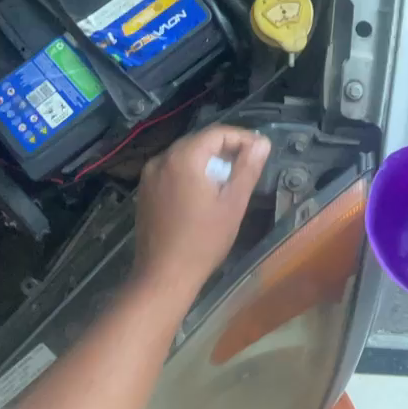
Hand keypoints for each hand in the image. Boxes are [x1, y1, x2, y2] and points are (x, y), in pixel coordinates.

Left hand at [132, 126, 269, 295]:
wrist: (163, 275)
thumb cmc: (203, 241)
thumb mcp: (233, 204)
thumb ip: (248, 169)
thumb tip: (262, 142)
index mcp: (184, 158)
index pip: (217, 133)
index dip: (242, 137)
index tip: (260, 150)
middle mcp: (162, 158)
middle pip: (199, 141)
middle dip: (225, 147)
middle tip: (248, 163)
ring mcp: (149, 174)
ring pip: (184, 154)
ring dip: (208, 159)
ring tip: (229, 176)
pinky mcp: (145, 190)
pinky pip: (172, 168)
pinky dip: (190, 171)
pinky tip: (203, 189)